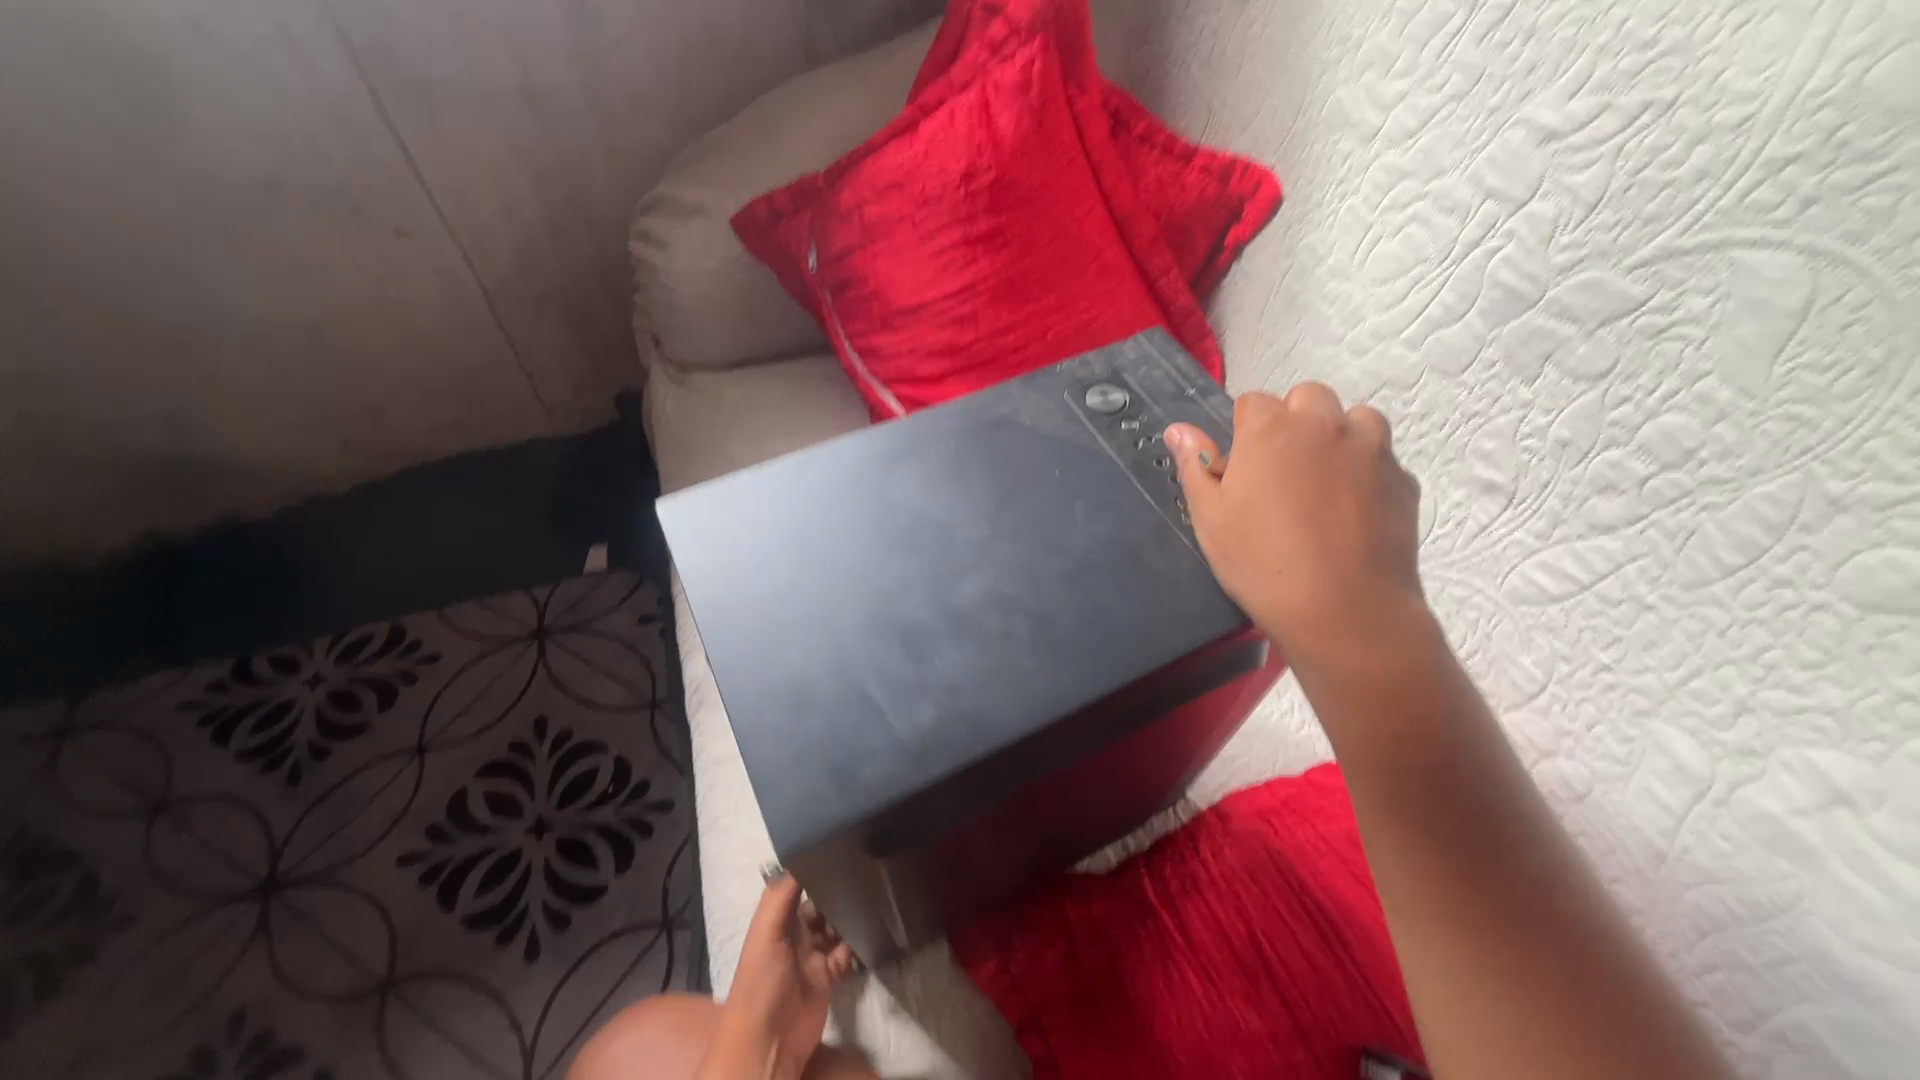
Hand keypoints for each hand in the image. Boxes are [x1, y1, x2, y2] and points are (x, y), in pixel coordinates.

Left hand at [704, 874, 855, 1079]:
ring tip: (871, 905)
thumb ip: (781, 895)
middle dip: (839, 895)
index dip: (816, 872)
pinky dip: (855, 949)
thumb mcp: (766, 931)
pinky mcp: (829, 977)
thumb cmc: (763, 980)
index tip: (841, 852)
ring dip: (850, 920)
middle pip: (821, 906)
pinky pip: (846, 955)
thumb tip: (802, 855)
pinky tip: (865, 940)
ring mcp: (813, 956)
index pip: (798, 887)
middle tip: (866, 877)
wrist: (770, 1038)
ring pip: (836, 928)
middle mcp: (795, 934)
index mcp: (777, 920)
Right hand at [1165, 383, 1427, 680]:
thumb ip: (1195, 466)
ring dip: (1337, 435)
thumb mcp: (1210, 519)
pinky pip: (1382, 458)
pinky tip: (1351, 511)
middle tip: (1280, 472)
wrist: (1346, 611)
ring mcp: (1371, 450)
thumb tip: (1179, 430)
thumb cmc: (1263, 565)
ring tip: (1322, 482)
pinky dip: (1366, 471)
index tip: (1242, 468)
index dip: (1243, 432)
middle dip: (1293, 421)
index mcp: (1271, 430)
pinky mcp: (1403, 480)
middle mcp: (1325, 425)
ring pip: (1355, 418)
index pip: (1253, 402)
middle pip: (1308, 397)